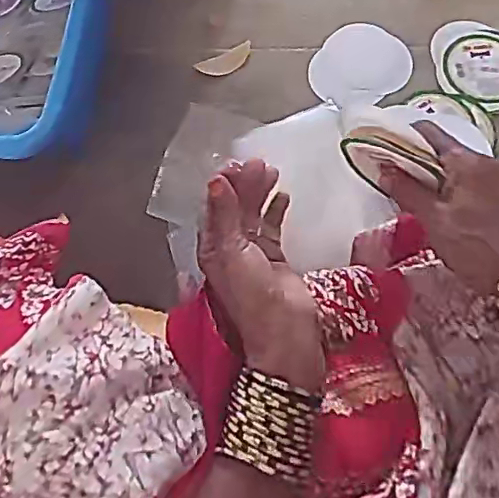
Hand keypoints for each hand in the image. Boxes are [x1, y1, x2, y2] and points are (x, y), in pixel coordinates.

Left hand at [197, 159, 324, 391]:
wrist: (285, 335)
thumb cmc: (253, 296)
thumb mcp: (233, 253)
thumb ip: (226, 216)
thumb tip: (216, 181)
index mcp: (213, 249)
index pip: (215, 209)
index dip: (224, 185)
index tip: (236, 163)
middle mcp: (230, 249)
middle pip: (235, 208)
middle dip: (245, 184)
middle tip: (258, 162)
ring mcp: (253, 254)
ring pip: (254, 214)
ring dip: (261, 193)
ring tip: (271, 171)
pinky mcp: (275, 258)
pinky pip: (273, 227)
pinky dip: (277, 210)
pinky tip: (283, 196)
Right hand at [376, 122, 498, 293]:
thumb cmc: (468, 246)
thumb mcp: (432, 217)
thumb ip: (406, 189)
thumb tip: (383, 169)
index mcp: (468, 161)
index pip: (430, 132)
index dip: (404, 136)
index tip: (384, 148)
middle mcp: (484, 161)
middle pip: (442, 147)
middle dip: (416, 157)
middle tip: (392, 171)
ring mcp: (493, 175)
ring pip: (453, 163)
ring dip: (431, 171)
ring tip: (409, 187)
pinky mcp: (497, 191)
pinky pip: (466, 176)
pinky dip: (447, 181)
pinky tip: (433, 199)